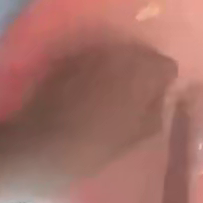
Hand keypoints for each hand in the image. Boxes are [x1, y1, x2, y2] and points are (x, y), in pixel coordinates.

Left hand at [0, 43, 178, 198]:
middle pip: (144, 55)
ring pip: (119, 55)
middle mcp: (119, 54)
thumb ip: (155, 112)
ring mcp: (91, 53)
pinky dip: (97, 71)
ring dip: (120, 71)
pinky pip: (95, 60)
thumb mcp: (134, 137)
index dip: (164, 84)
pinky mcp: (68, 59)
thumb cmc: (90, 148)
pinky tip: (87, 94)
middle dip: (143, 73)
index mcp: (141, 72)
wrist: (34, 148)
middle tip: (135, 101)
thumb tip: (162, 98)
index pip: (167, 66)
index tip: (155, 102)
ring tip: (110, 97)